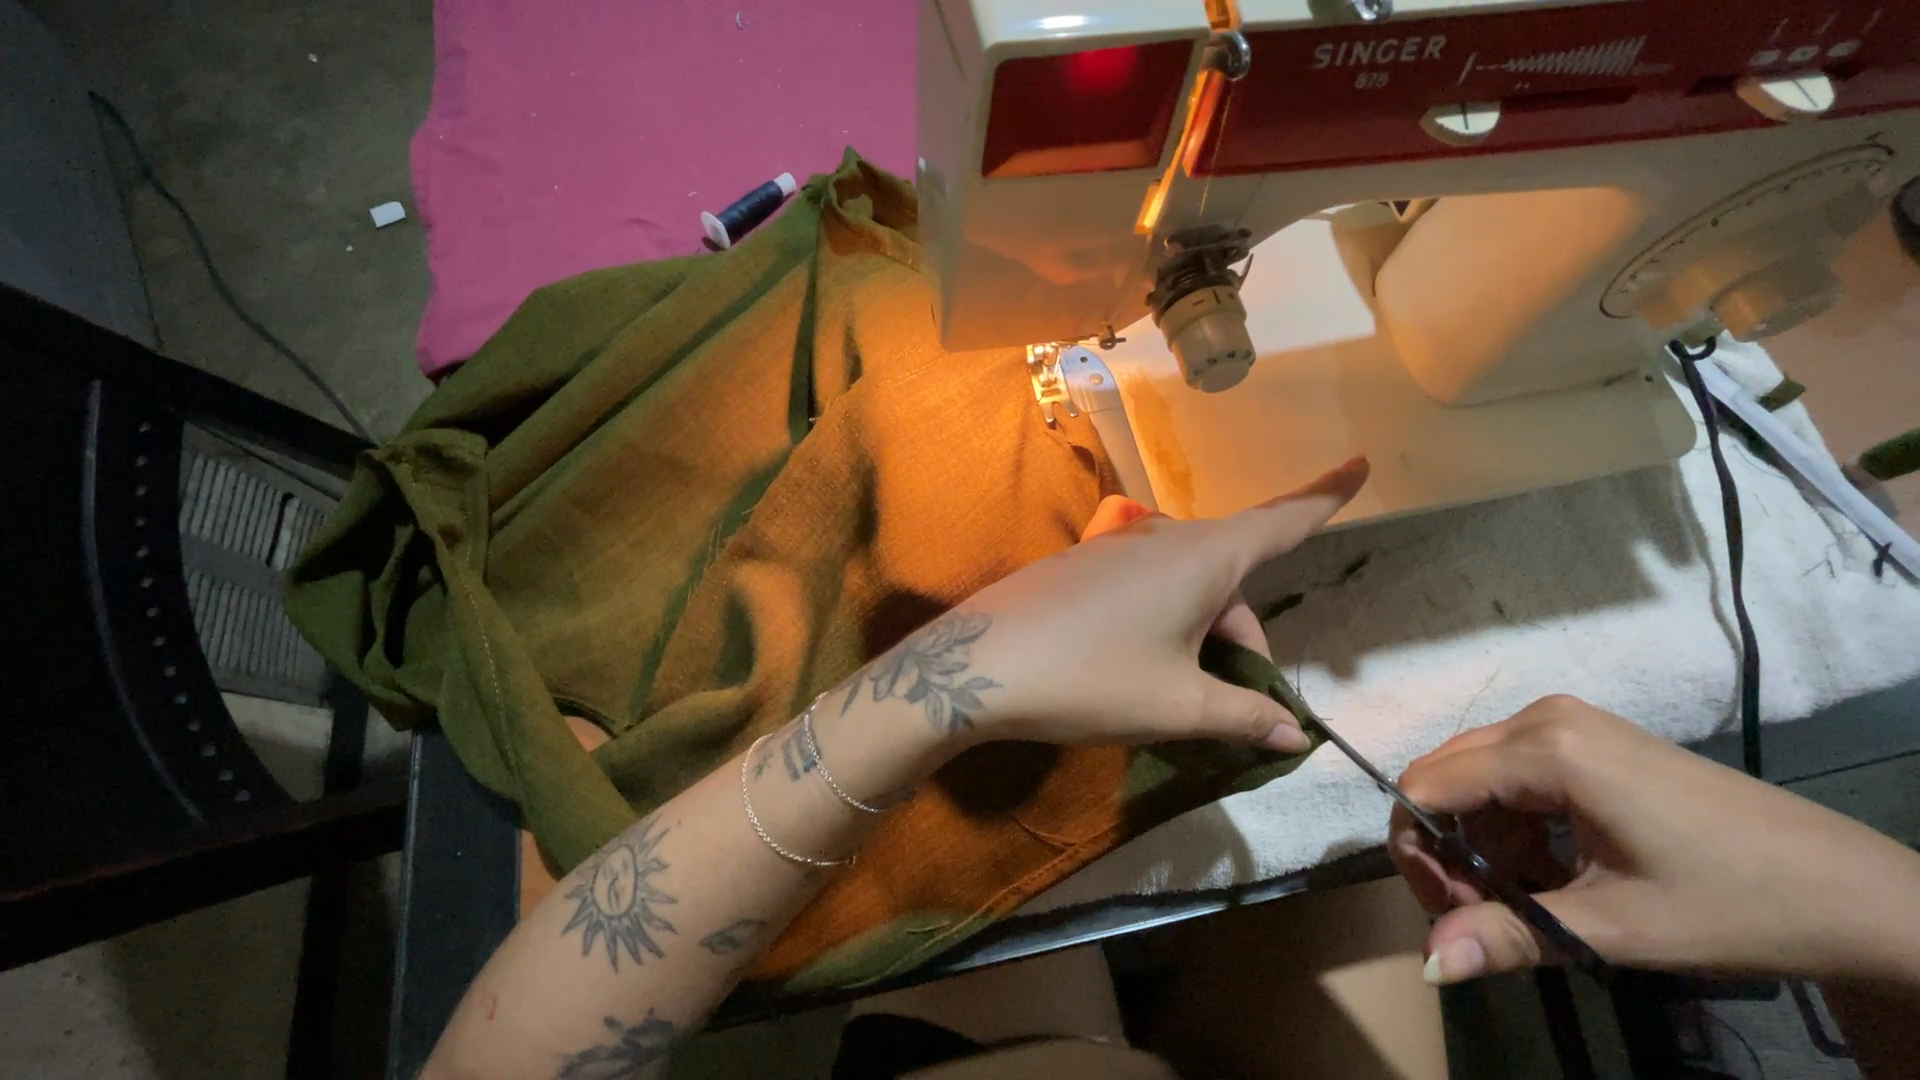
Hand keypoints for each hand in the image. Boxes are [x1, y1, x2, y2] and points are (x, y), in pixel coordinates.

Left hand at [907, 456, 1367, 751]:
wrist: (976, 668)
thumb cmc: (1091, 680)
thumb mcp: (1178, 706)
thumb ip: (1244, 714)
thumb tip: (1296, 733)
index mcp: (1204, 557)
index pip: (1283, 522)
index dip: (1327, 497)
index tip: (1362, 463)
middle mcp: (1163, 538)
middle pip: (1231, 581)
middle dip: (1242, 641)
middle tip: (1228, 710)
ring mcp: (1115, 548)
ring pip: (1186, 589)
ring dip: (1199, 638)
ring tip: (1173, 698)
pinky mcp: (1081, 566)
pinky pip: (1143, 589)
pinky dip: (1160, 625)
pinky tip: (1132, 670)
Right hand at [1391, 695, 1919, 986]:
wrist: (1860, 894)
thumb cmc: (1736, 904)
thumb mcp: (1616, 928)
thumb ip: (1510, 937)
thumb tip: (1428, 969)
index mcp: (1546, 749)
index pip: (1427, 785)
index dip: (1418, 850)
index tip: (1451, 910)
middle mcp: (1541, 719)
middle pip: (1444, 776)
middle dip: (1444, 846)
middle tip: (1481, 910)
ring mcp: (1564, 723)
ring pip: (1473, 777)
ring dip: (1476, 840)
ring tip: (1519, 899)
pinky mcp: (1585, 739)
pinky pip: (1510, 774)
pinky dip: (1509, 825)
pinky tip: (1546, 869)